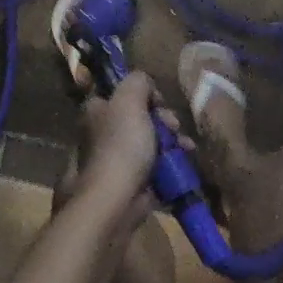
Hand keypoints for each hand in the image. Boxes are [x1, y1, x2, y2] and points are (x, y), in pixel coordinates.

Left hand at [73, 72, 189, 208]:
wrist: (115, 200)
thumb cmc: (121, 144)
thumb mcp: (129, 99)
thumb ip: (138, 82)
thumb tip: (145, 85)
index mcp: (96, 111)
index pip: (121, 93)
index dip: (144, 94)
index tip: (159, 102)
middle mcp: (101, 133)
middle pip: (139, 118)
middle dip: (163, 120)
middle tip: (174, 126)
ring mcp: (115, 160)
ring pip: (150, 143)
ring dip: (172, 142)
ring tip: (187, 147)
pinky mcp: (130, 184)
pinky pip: (155, 168)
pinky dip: (170, 166)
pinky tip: (184, 165)